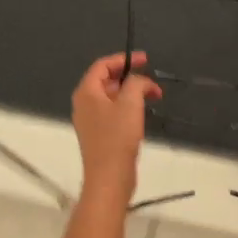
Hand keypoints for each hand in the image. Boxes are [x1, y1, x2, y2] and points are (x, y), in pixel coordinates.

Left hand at [71, 52, 162, 205]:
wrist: (109, 178)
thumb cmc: (117, 136)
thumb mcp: (130, 102)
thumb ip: (136, 83)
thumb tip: (140, 80)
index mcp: (87, 92)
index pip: (102, 65)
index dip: (124, 59)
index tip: (146, 60)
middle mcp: (84, 104)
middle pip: (106, 80)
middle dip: (131, 77)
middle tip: (151, 82)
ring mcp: (90, 121)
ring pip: (112, 97)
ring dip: (132, 93)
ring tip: (152, 97)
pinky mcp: (99, 135)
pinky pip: (113, 112)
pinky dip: (128, 107)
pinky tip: (142, 114)